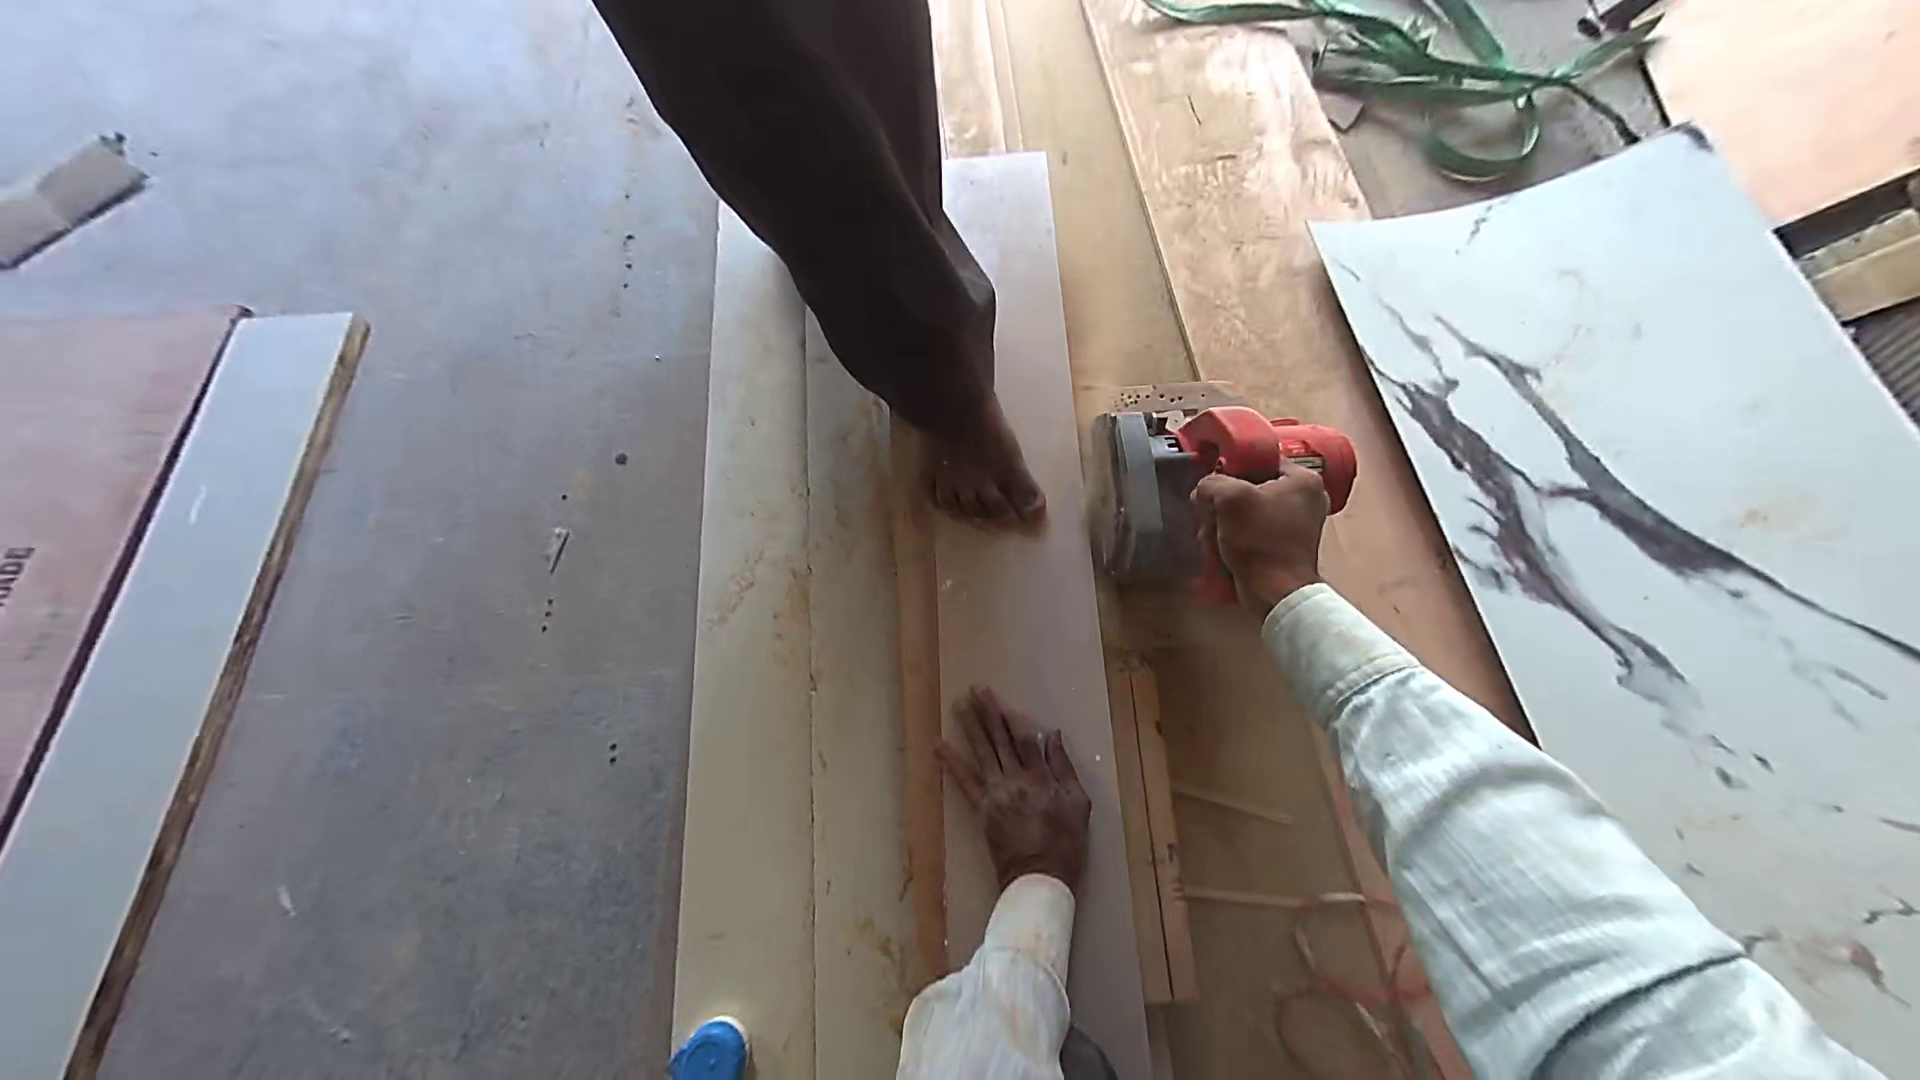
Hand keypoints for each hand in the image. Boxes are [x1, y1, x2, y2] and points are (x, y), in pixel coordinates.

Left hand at [936, 685, 1090, 892]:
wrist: (1039, 879)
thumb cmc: (1065, 843)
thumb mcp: (1078, 804)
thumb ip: (1064, 767)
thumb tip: (1054, 735)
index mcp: (1041, 778)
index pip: (1026, 738)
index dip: (1014, 718)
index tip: (1004, 701)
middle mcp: (1016, 779)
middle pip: (1001, 739)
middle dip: (989, 712)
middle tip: (977, 689)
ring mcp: (996, 792)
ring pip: (982, 751)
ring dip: (970, 726)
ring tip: (960, 704)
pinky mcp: (981, 807)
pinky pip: (964, 780)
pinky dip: (951, 761)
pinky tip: (939, 744)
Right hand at [1192, 459, 1329, 615]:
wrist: (1276, 591)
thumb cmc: (1259, 539)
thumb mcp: (1229, 499)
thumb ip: (1211, 482)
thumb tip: (1204, 490)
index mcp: (1303, 479)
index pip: (1259, 459)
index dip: (1230, 468)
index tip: (1211, 483)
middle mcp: (1307, 497)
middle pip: (1250, 485)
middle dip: (1222, 500)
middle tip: (1207, 512)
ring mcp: (1298, 522)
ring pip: (1248, 508)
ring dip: (1223, 519)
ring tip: (1209, 532)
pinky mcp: (1286, 543)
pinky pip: (1253, 528)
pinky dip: (1234, 534)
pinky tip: (1218, 544)